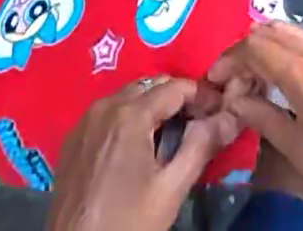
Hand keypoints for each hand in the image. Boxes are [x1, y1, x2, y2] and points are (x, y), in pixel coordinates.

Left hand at [47, 76, 241, 230]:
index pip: (174, 87)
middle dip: (177, 97)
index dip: (201, 94)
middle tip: (200, 121)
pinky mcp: (74, 135)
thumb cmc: (126, 223)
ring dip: (152, 105)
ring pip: (128, 95)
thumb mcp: (169, 191)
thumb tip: (228, 118)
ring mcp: (86, 118)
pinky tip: (138, 144)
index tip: (220, 108)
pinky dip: (128, 116)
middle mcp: (106, 104)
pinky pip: (108, 111)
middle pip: (150, 85)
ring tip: (173, 132)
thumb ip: (199, 148)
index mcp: (130, 113)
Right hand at [210, 23, 302, 230]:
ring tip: (252, 86)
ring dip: (262, 50)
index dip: (228, 60)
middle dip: (243, 52)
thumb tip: (234, 100)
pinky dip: (283, 52)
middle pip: (267, 32)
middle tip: (231, 85)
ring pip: (285, 32)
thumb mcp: (300, 157)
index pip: (253, 47)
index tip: (214, 81)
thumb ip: (262, 119)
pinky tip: (279, 84)